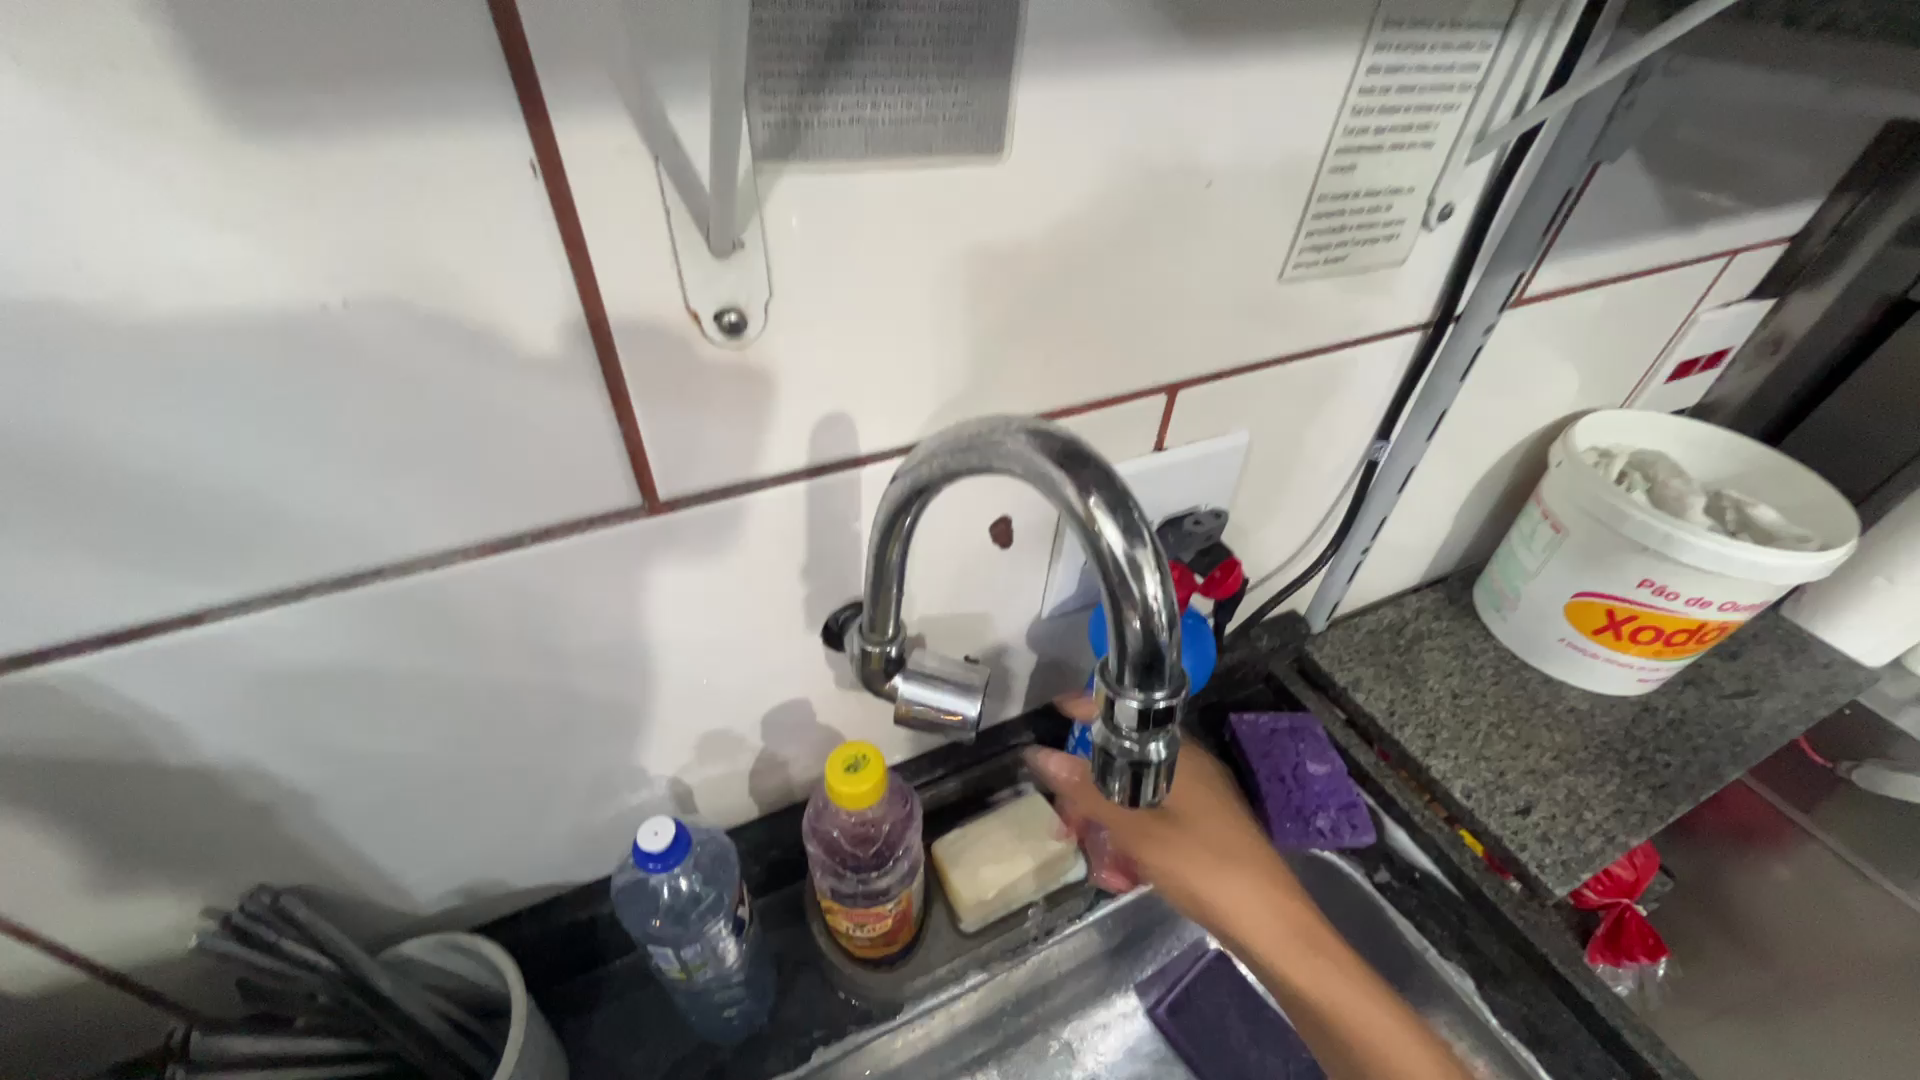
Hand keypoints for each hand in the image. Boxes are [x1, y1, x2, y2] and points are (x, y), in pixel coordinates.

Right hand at [1026, 703, 1307, 944]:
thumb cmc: (1202, 864)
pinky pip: (1153, 821)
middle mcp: (1187, 767)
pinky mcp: (1201, 830)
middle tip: (1065, 824)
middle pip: (1124, 762)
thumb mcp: (1136, 828)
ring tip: (1096, 862)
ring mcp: (1197, 800)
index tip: (1054, 715)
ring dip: (1108, 825)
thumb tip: (1041, 755)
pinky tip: (1123, 876)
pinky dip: (1132, 842)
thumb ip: (1087, 791)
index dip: (1088, 712)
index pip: (1126, 716)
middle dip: (1089, 792)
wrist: (1269, 923)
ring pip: (1135, 796)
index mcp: (1176, 753)